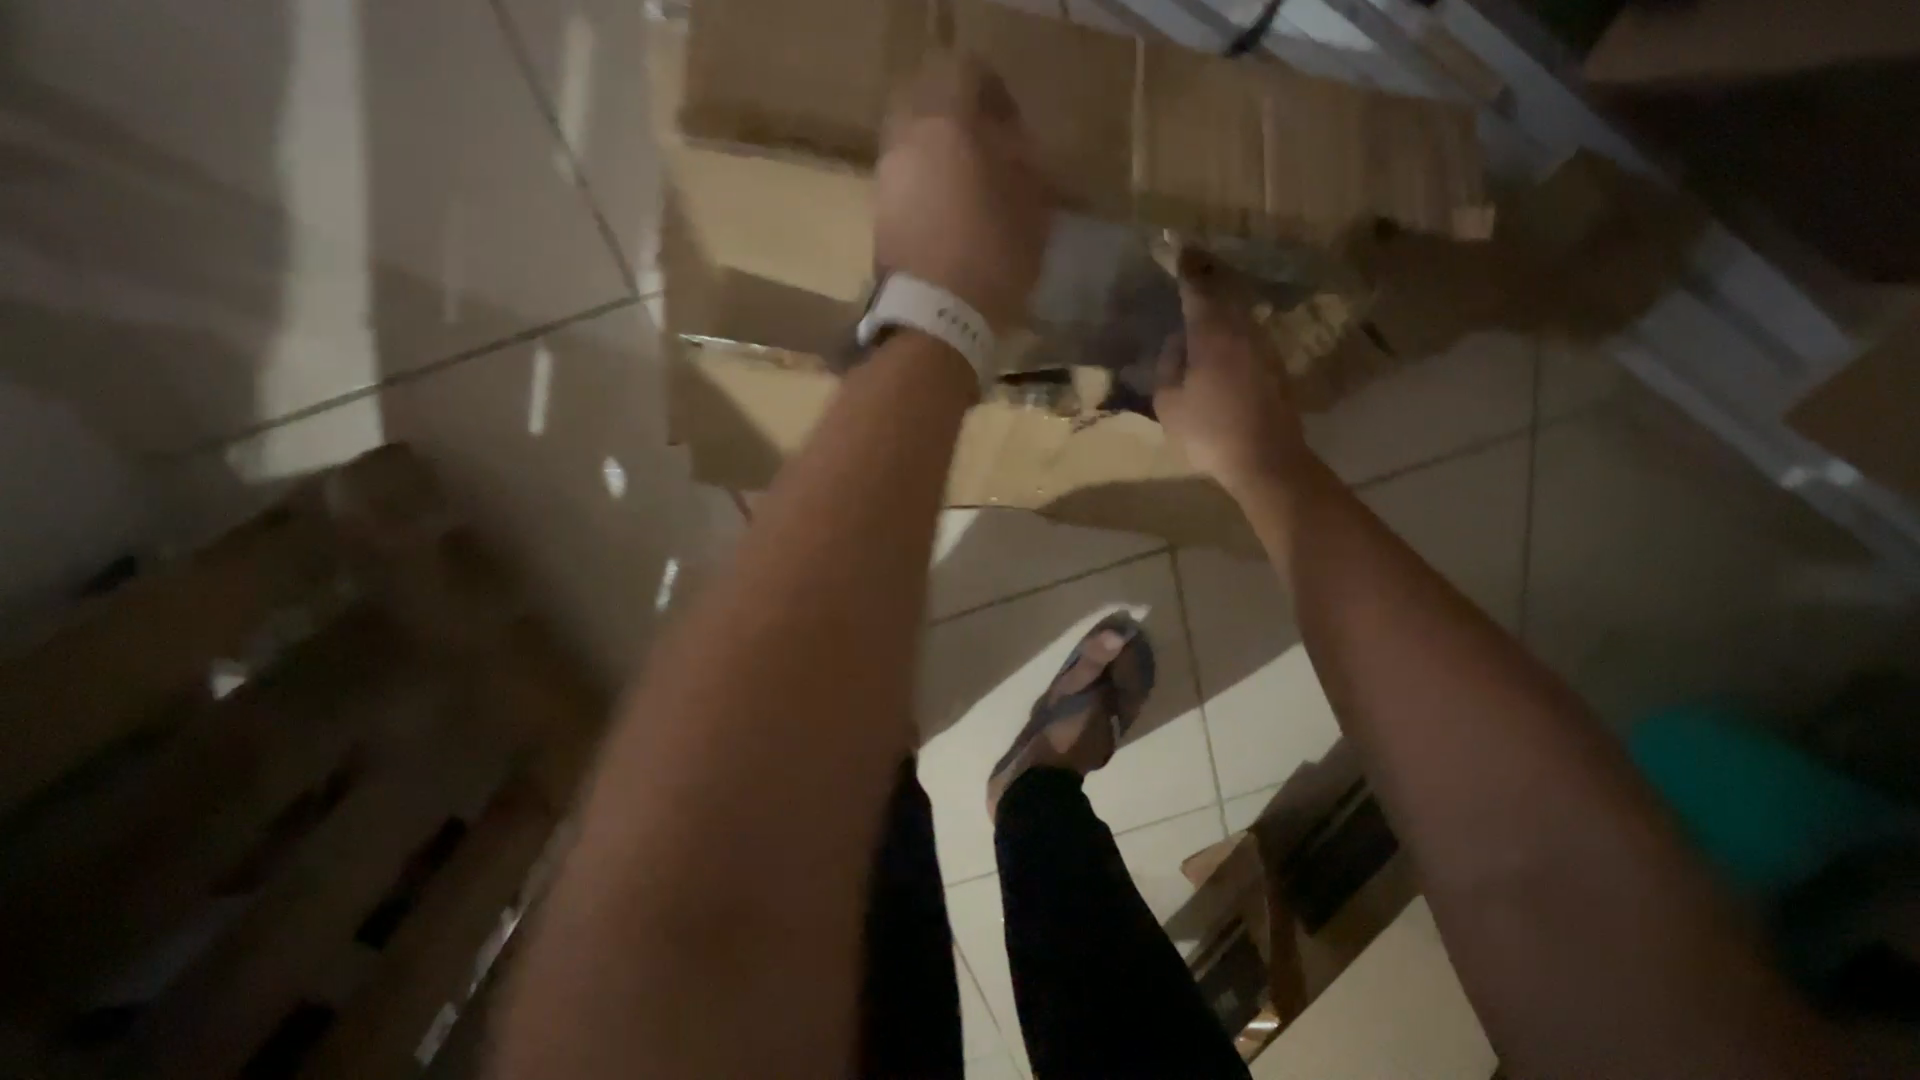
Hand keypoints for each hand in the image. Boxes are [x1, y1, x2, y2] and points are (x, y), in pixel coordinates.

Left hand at [874, 54, 1048, 332]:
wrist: (935, 320)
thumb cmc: (994, 258)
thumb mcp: (1033, 208)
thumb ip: (1026, 162)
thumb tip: (1015, 146)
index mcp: (947, 124)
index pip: (965, 71)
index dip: (995, 92)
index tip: (1014, 127)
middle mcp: (907, 139)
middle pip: (930, 102)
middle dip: (960, 121)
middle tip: (991, 153)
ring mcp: (886, 176)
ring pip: (914, 141)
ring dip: (941, 155)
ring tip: (973, 191)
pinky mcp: (878, 213)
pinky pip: (905, 178)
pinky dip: (927, 184)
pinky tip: (951, 217)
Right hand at [1153, 251, 1312, 496]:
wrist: (1267, 459)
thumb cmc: (1210, 431)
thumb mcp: (1169, 402)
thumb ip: (1168, 366)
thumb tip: (1177, 344)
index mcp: (1212, 332)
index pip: (1198, 286)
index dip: (1187, 266)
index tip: (1178, 248)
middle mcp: (1242, 329)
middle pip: (1224, 292)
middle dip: (1208, 277)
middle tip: (1192, 264)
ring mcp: (1264, 347)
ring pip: (1239, 313)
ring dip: (1223, 302)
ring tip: (1205, 299)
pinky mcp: (1275, 367)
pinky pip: (1248, 335)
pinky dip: (1233, 327)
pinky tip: (1222, 338)